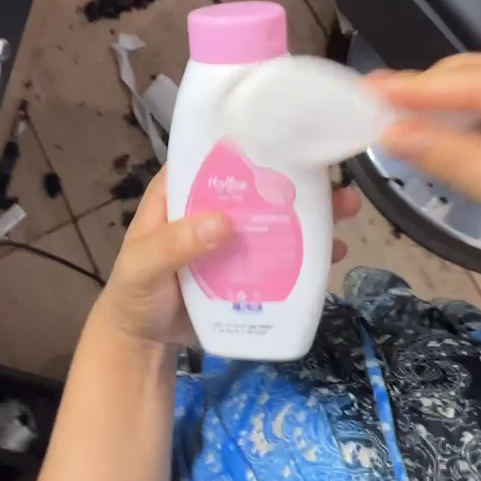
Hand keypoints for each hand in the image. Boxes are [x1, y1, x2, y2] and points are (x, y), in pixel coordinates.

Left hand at [90, 170, 361, 348]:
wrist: (144, 343)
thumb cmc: (135, 293)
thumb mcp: (144, 266)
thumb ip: (175, 245)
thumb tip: (223, 222)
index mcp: (179, 196)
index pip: (212, 159)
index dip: (244, 146)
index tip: (284, 136)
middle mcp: (210, 211)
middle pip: (255, 188)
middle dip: (293, 180)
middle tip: (332, 178)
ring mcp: (231, 242)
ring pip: (274, 220)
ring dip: (309, 214)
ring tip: (345, 209)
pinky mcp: (247, 272)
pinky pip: (280, 258)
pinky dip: (307, 255)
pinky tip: (335, 253)